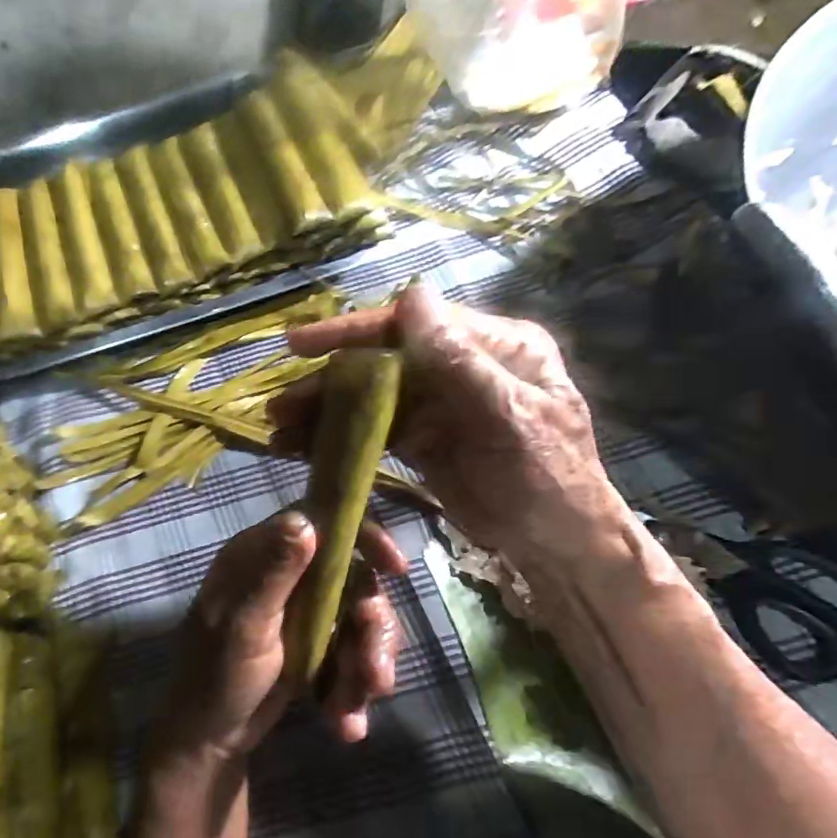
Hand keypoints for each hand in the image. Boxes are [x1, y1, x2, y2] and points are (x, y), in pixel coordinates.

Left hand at [156, 510, 405, 763]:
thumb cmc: (215, 674)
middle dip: (373, 629)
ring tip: (350, 709)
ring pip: (364, 623)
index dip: (365, 537)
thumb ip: (273, 573)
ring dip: (367, 666)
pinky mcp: (319, 648)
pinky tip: (344, 724)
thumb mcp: (242, 624)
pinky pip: (356, 655)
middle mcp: (291, 577)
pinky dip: (355, 690)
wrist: (209, 737)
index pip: (323, 522)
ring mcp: (307, 613)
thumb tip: (305, 521)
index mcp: (264, 556)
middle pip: (358, 581)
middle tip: (374, 672)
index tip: (394, 567)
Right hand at [271, 284, 635, 581]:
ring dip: (327, 413)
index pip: (411, 325)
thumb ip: (458, 359)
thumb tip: (411, 294)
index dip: (353, 332)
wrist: (557, 543)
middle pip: (383, 363)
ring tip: (280, 433)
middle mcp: (461, 366)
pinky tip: (306, 448)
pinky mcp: (424, 439)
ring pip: (372, 398)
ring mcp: (440, 404)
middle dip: (329, 383)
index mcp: (491, 346)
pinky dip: (341, 438)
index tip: (298, 345)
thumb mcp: (507, 414)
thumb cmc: (546, 476)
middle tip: (279, 407)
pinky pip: (374, 431)